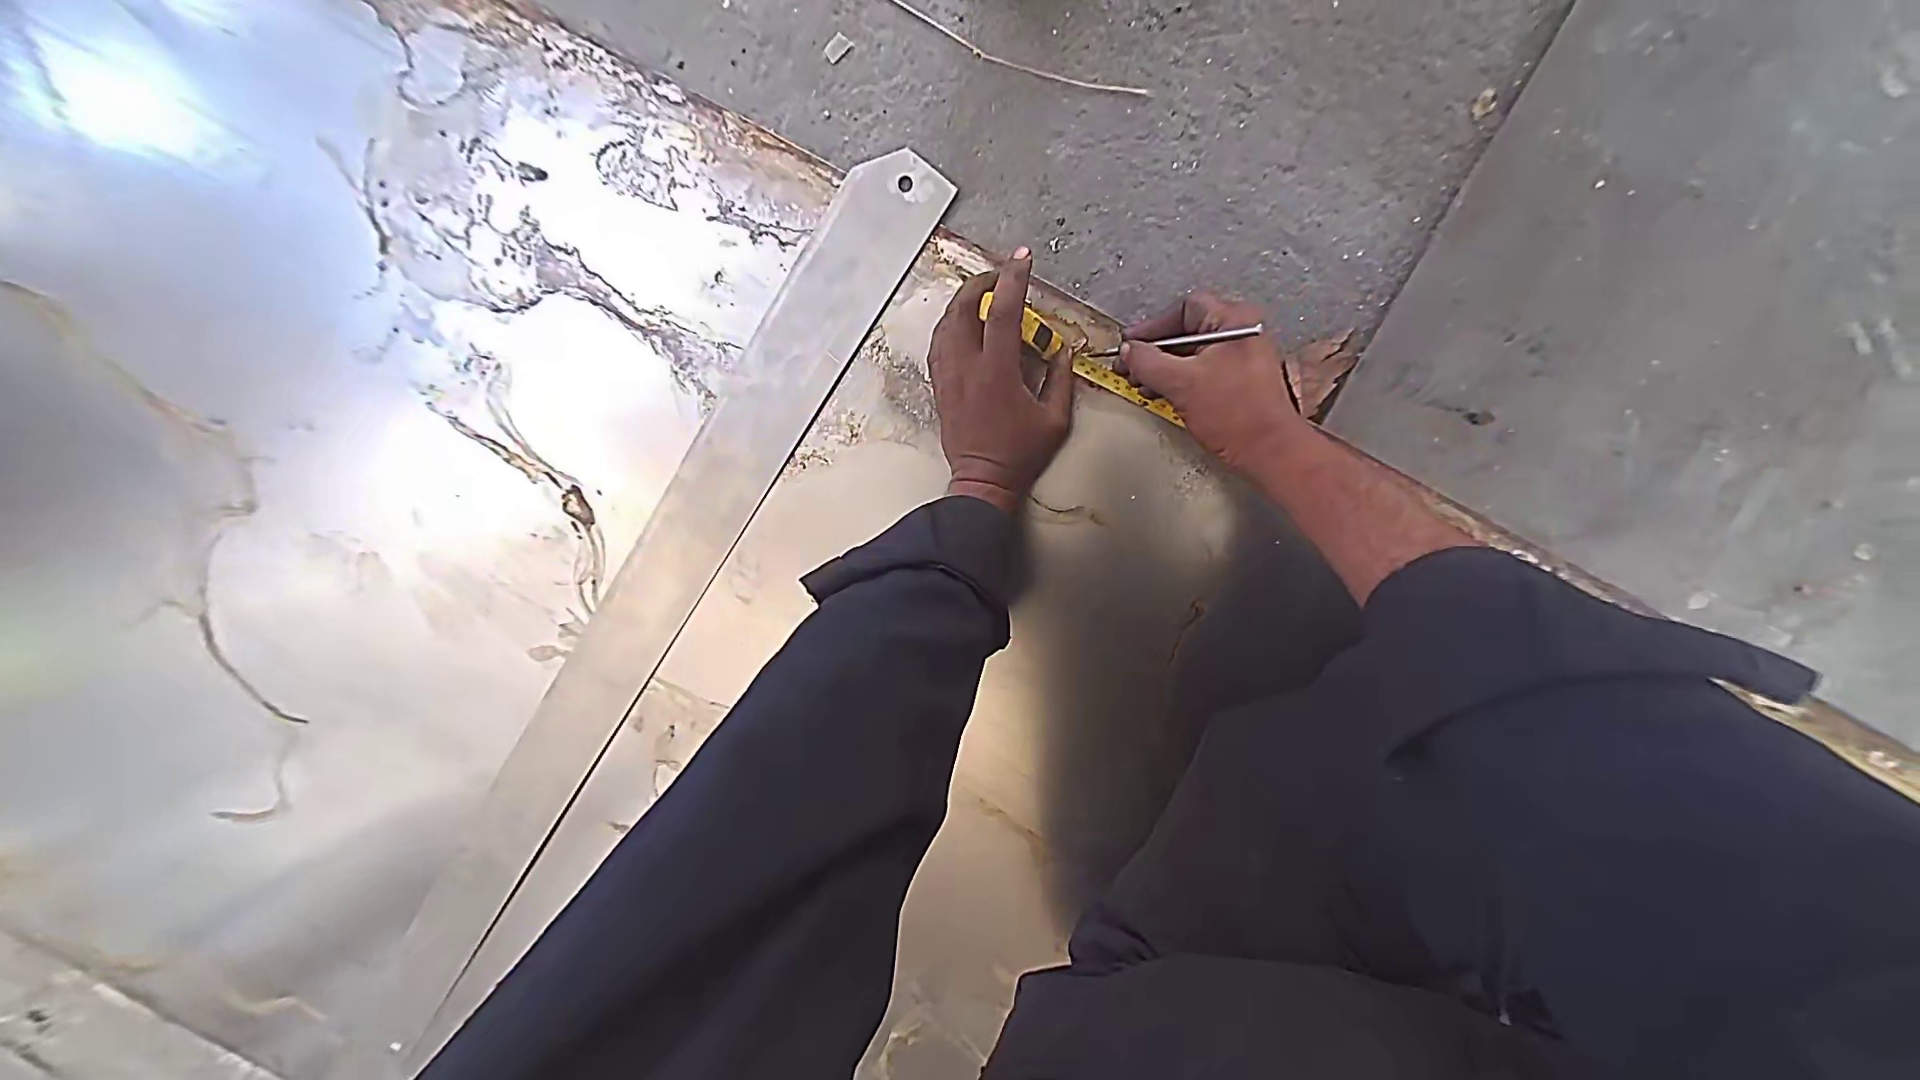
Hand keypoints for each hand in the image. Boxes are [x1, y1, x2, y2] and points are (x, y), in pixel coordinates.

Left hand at [928, 248, 1074, 512]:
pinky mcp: (940, 388)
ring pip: (946, 324)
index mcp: (997, 372)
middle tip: (999, 277)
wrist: (982, 482)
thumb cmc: (1019, 455)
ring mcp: (948, 377)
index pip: (1004, 312)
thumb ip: (1061, 379)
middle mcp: (967, 368)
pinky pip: (937, 345)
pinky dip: (948, 327)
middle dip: (982, 283)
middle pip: (965, 308)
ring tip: (982, 297)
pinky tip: (960, 326)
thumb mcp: (1054, 419)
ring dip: (963, 303)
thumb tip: (1063, 350)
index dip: (1014, 280)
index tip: (1021, 259)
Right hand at [1117, 293, 1306, 473]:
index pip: (1184, 309)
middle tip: (1130, 364)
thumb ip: (1147, 362)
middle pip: (1185, 331)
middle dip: (1153, 351)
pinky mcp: (1237, 381)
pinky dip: (1177, 380)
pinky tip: (1160, 392)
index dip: (1152, 326)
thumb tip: (1129, 351)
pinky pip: (1199, 371)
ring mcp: (1240, 358)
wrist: (1267, 451)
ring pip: (1190, 354)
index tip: (1131, 342)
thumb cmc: (1238, 416)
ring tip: (1140, 382)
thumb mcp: (1180, 383)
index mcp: (1234, 322)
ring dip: (1161, 368)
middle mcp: (1240, 334)